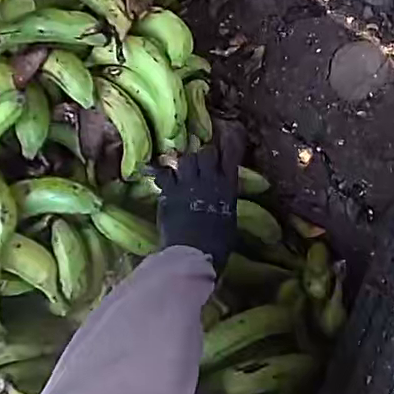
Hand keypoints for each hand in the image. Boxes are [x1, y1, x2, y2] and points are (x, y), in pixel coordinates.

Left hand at [153, 140, 237, 270]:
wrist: (194, 254)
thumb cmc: (217, 244)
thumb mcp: (229, 217)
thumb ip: (225, 199)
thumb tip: (221, 193)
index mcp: (228, 187)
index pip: (231, 156)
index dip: (229, 145)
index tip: (228, 138)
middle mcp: (209, 179)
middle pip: (206, 152)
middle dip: (204, 155)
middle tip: (201, 162)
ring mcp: (188, 183)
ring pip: (186, 159)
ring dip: (186, 163)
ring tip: (184, 171)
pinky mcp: (169, 191)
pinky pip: (165, 174)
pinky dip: (164, 174)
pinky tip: (162, 177)